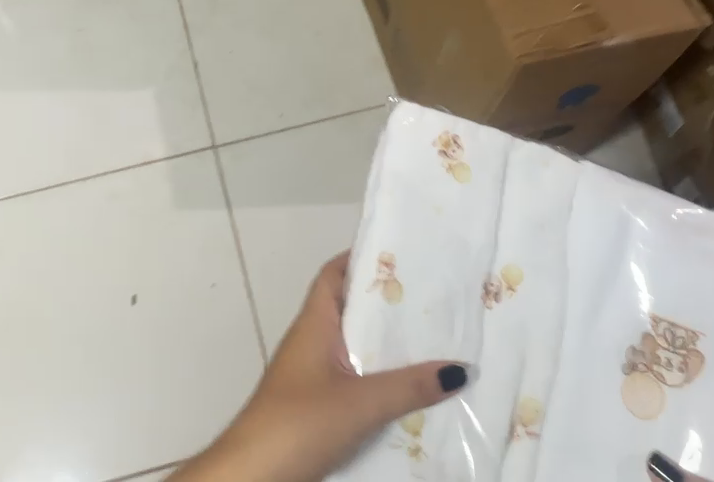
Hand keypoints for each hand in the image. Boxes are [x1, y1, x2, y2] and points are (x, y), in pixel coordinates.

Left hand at [173, 252, 468, 481]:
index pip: (334, 274)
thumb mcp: (360, 403)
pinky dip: (380, 379)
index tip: (402, 254)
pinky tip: (411, 392)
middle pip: (351, 310)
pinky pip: (355, 379)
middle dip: (387, 304)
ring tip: (434, 342)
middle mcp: (312, 341)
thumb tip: (460, 368)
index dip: (361, 259)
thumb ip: (408, 386)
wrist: (253, 475)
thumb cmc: (298, 422)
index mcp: (314, 323)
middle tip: (433, 300)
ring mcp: (313, 374)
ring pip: (355, 347)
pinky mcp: (317, 405)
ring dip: (387, 345)